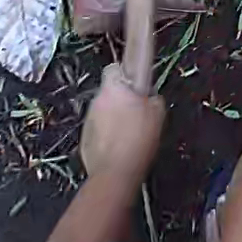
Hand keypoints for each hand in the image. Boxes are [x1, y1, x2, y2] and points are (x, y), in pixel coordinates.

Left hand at [79, 63, 164, 182]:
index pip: (113, 69)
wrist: (116, 172)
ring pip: (102, 112)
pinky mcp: (83, 140)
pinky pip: (97, 131)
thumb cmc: (139, 137)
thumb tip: (149, 98)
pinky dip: (105, 135)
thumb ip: (153, 98)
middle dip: (119, 100)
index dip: (123, 75)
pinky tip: (118, 147)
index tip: (134, 86)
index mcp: (113, 88)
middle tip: (136, 112)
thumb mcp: (158, 113)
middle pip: (108, 93)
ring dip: (112, 118)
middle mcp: (96, 100)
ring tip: (128, 133)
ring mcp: (87, 121)